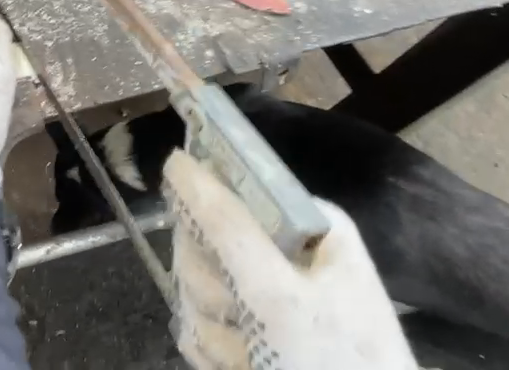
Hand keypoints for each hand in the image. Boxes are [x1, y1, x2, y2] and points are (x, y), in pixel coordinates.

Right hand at [163, 151, 418, 369]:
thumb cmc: (332, 365)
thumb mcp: (277, 293)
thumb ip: (225, 225)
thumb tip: (176, 159)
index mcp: (305, 224)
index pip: (230, 184)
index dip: (207, 212)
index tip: (210, 247)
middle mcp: (284, 249)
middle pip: (201, 234)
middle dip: (210, 284)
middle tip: (238, 314)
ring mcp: (264, 291)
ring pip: (193, 280)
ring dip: (213, 325)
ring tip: (251, 357)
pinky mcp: (248, 328)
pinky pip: (198, 317)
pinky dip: (214, 348)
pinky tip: (241, 366)